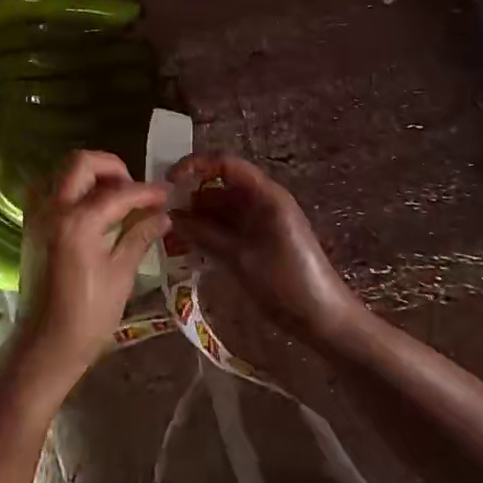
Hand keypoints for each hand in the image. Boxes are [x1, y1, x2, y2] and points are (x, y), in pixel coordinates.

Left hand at [12, 151, 171, 388]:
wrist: (44, 347)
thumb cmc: (88, 317)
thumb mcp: (121, 275)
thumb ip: (139, 236)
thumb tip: (162, 216)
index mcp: (78, 222)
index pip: (120, 193)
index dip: (147, 192)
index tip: (166, 195)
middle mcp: (53, 210)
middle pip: (81, 162)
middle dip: (112, 167)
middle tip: (133, 188)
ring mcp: (36, 217)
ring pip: (60, 172)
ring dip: (88, 175)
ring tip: (112, 196)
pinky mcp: (30, 228)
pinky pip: (48, 191)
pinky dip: (69, 189)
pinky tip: (89, 210)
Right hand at [170, 151, 362, 340]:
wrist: (322, 318)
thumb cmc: (285, 282)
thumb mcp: (240, 258)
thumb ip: (205, 234)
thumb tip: (172, 215)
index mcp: (266, 195)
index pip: (226, 164)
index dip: (196, 166)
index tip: (168, 181)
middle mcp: (263, 201)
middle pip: (222, 186)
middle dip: (191, 195)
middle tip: (160, 212)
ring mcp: (262, 222)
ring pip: (222, 209)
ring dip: (197, 217)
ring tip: (167, 231)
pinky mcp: (259, 241)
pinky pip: (229, 227)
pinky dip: (209, 233)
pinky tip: (187, 245)